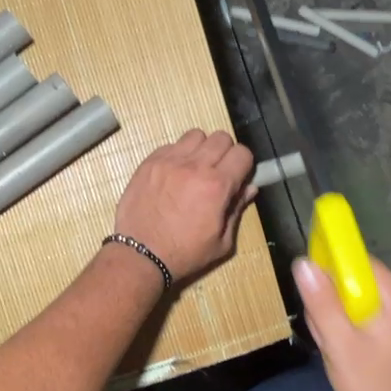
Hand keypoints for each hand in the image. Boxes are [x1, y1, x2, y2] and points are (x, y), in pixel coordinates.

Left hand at [113, 129, 257, 282]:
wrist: (140, 255)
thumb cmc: (184, 254)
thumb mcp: (221, 242)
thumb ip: (237, 210)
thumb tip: (249, 188)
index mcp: (216, 185)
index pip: (243, 153)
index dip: (243, 166)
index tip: (236, 179)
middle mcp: (194, 166)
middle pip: (221, 137)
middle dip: (225, 154)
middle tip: (217, 173)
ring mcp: (169, 161)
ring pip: (195, 135)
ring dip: (201, 149)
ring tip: (194, 169)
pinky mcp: (149, 162)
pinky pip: (171, 145)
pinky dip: (178, 155)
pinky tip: (173, 175)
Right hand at [294, 256, 390, 390]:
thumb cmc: (368, 383)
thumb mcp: (339, 343)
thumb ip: (321, 302)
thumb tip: (303, 263)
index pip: (357, 260)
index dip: (330, 270)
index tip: (312, 293)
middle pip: (354, 278)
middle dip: (331, 300)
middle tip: (325, 331)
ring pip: (353, 297)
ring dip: (334, 316)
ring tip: (332, 344)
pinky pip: (360, 312)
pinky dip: (344, 325)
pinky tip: (340, 348)